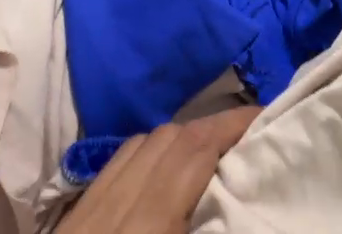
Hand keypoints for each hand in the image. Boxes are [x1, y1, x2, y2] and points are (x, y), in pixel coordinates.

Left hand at [57, 106, 262, 233]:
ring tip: (216, 148)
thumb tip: (252, 195)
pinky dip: (149, 153)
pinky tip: (166, 171)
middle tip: (252, 133)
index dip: (236, 123)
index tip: (270, 118)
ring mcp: (84, 214)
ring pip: (140, 144)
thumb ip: (217, 222)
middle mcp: (112, 209)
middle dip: (216, 125)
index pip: (195, 150)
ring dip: (184, 136)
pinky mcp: (71, 222)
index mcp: (147, 226)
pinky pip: (114, 166)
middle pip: (169, 139)